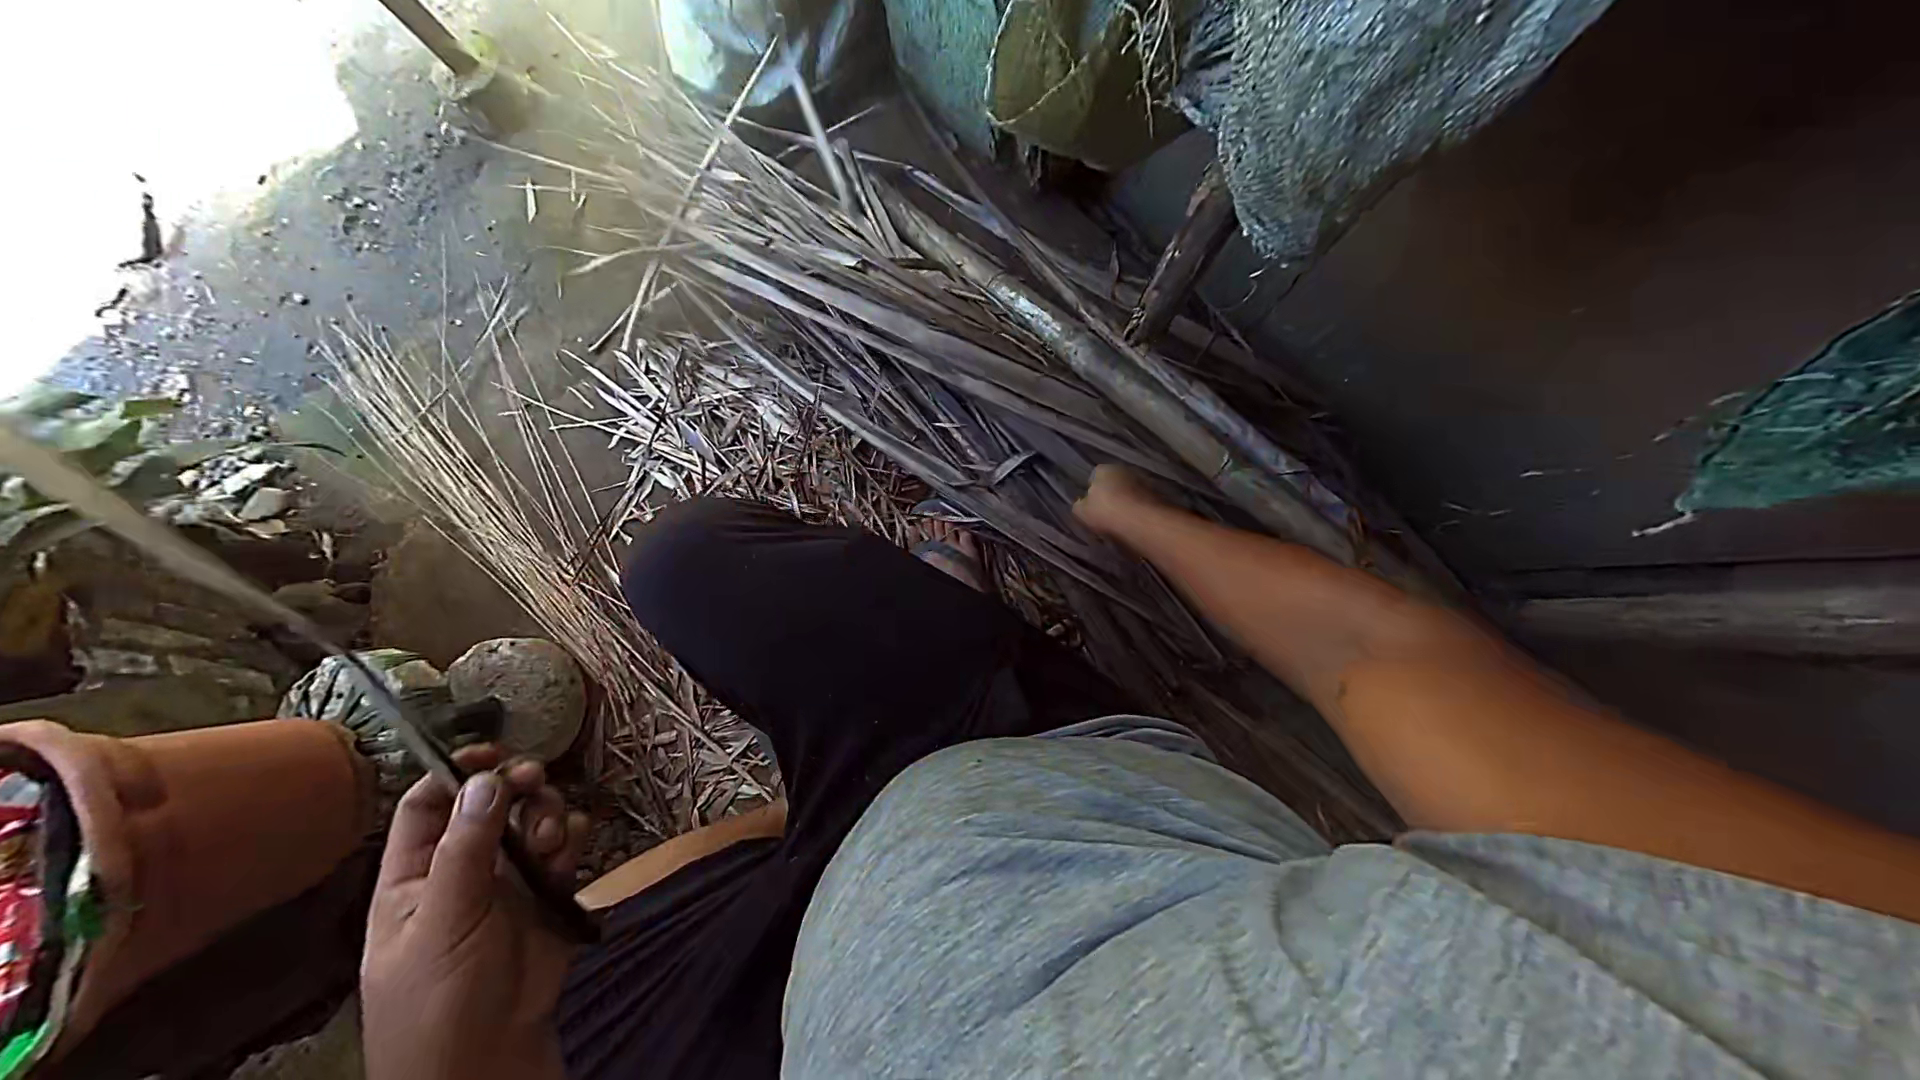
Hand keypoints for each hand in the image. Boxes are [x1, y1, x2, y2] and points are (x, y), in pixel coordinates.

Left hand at [362, 747, 588, 1079]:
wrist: (491, 1055)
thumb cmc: (440, 996)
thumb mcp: (444, 920)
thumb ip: (466, 848)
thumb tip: (483, 779)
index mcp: (415, 873)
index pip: (427, 804)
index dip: (454, 771)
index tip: (490, 751)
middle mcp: (464, 865)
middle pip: (492, 801)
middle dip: (516, 786)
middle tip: (535, 781)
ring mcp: (508, 877)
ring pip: (532, 817)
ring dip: (546, 816)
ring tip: (547, 842)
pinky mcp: (548, 889)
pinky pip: (564, 844)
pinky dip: (571, 839)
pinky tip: (567, 855)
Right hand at [1073, 464, 1167, 541]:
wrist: (1143, 522)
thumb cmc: (1106, 513)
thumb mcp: (1081, 512)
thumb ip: (1079, 506)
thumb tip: (1082, 504)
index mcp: (1104, 469)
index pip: (1094, 475)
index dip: (1092, 491)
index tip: (1092, 506)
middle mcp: (1125, 469)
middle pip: (1114, 482)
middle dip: (1111, 495)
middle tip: (1106, 514)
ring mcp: (1144, 481)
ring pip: (1130, 492)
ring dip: (1127, 502)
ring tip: (1122, 521)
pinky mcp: (1159, 495)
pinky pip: (1143, 502)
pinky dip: (1140, 510)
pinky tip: (1136, 523)